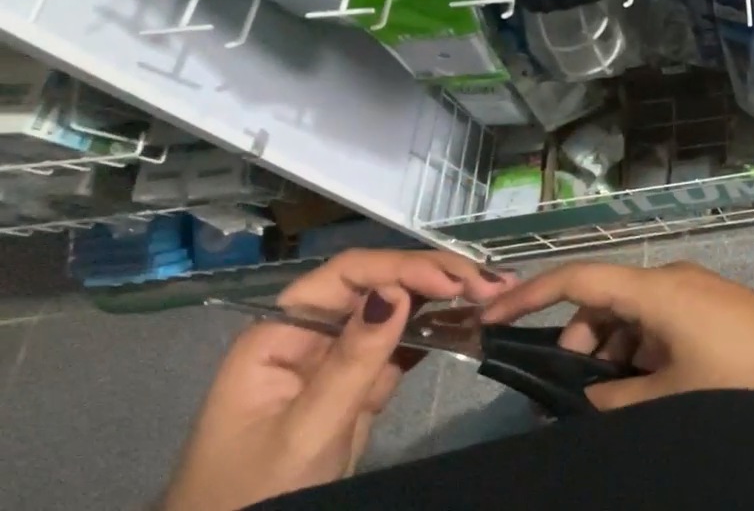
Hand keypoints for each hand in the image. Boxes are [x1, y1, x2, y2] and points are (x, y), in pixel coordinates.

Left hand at [163, 250, 513, 510]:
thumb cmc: (254, 493)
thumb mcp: (306, 430)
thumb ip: (352, 361)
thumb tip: (396, 291)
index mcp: (280, 335)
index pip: (346, 276)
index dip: (402, 268)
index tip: (454, 281)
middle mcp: (312, 334)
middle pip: (379, 284)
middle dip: (437, 275)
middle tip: (494, 282)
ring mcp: (339, 358)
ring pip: (400, 307)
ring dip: (448, 295)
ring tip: (497, 291)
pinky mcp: (363, 382)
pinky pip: (407, 341)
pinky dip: (443, 327)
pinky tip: (476, 319)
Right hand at [481, 261, 753, 410]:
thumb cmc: (742, 375)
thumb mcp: (668, 397)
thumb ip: (612, 400)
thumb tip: (582, 397)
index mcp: (656, 289)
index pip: (578, 278)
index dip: (528, 294)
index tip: (487, 320)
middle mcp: (673, 280)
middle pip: (603, 303)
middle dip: (578, 345)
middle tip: (573, 398)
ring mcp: (697, 293)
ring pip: (631, 320)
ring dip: (612, 357)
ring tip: (618, 405)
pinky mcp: (714, 310)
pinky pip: (660, 327)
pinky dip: (642, 356)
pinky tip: (650, 395)